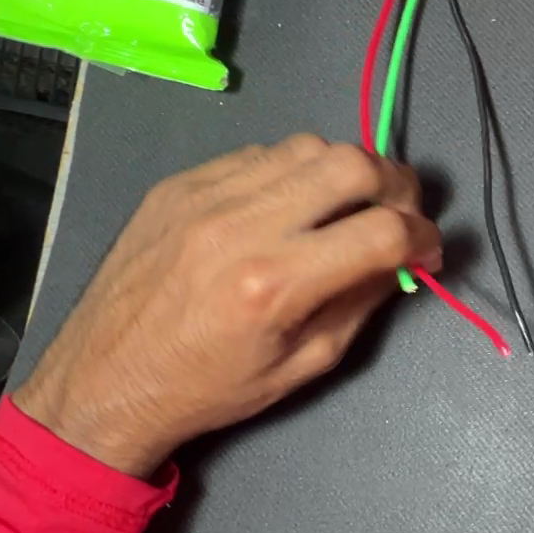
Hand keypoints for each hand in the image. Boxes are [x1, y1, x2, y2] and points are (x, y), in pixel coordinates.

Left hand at [14, 136, 438, 476]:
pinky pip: (262, 154)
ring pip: (310, 145)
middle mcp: (242, 224)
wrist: (106, 379)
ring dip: (349, 171)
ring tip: (349, 206)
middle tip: (401, 213)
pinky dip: (297, 172)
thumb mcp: (307, 363)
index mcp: (276, 284)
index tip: (427, 251)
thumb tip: (403, 259)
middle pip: (353, 164)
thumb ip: (363, 302)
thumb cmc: (213, 387)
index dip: (424, 237)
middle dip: (398, 185)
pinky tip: (294, 204)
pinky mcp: (182, 182)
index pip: (383, 231)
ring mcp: (206, 193)